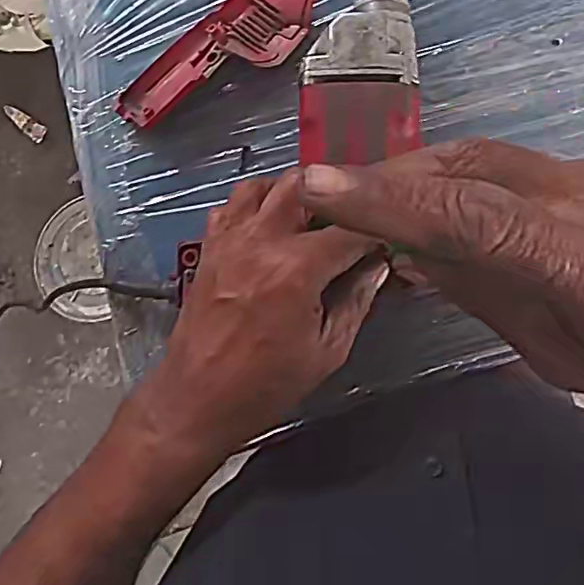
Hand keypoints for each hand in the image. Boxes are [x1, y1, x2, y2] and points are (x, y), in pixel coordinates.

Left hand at [129, 169, 389, 459]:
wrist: (196, 400)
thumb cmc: (265, 384)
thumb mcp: (328, 350)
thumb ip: (358, 300)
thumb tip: (378, 266)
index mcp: (297, 268)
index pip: (351, 227)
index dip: (377, 229)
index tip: (387, 238)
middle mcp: (263, 240)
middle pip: (306, 184)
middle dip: (336, 195)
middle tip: (349, 221)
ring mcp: (231, 238)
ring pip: (266, 184)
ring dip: (294, 193)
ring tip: (310, 218)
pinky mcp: (211, 245)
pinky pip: (234, 204)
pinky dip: (256, 205)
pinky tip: (270, 229)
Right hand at [299, 139, 583, 433]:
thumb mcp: (572, 357)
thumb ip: (493, 297)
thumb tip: (421, 260)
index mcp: (580, 257)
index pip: (459, 214)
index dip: (382, 200)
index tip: (317, 186)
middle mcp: (583, 196)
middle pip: (466, 166)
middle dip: (392, 176)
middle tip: (336, 191)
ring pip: (489, 158)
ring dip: (427, 171)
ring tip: (382, 196)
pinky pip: (518, 167)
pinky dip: (468, 178)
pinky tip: (452, 203)